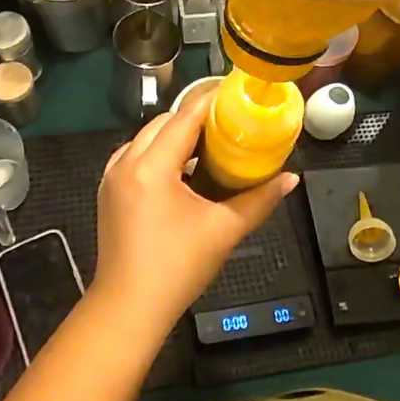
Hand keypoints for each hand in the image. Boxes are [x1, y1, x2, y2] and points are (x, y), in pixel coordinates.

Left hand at [91, 93, 298, 325]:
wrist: (129, 307)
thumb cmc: (178, 267)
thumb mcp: (224, 230)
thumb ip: (259, 200)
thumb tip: (291, 179)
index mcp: (152, 167)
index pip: (184, 118)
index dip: (211, 101)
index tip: (236, 93)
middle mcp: (125, 163)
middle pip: (162, 123)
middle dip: (195, 117)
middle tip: (229, 122)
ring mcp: (112, 179)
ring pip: (145, 139)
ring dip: (175, 135)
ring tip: (209, 143)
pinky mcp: (108, 194)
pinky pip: (135, 157)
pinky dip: (159, 153)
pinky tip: (182, 169)